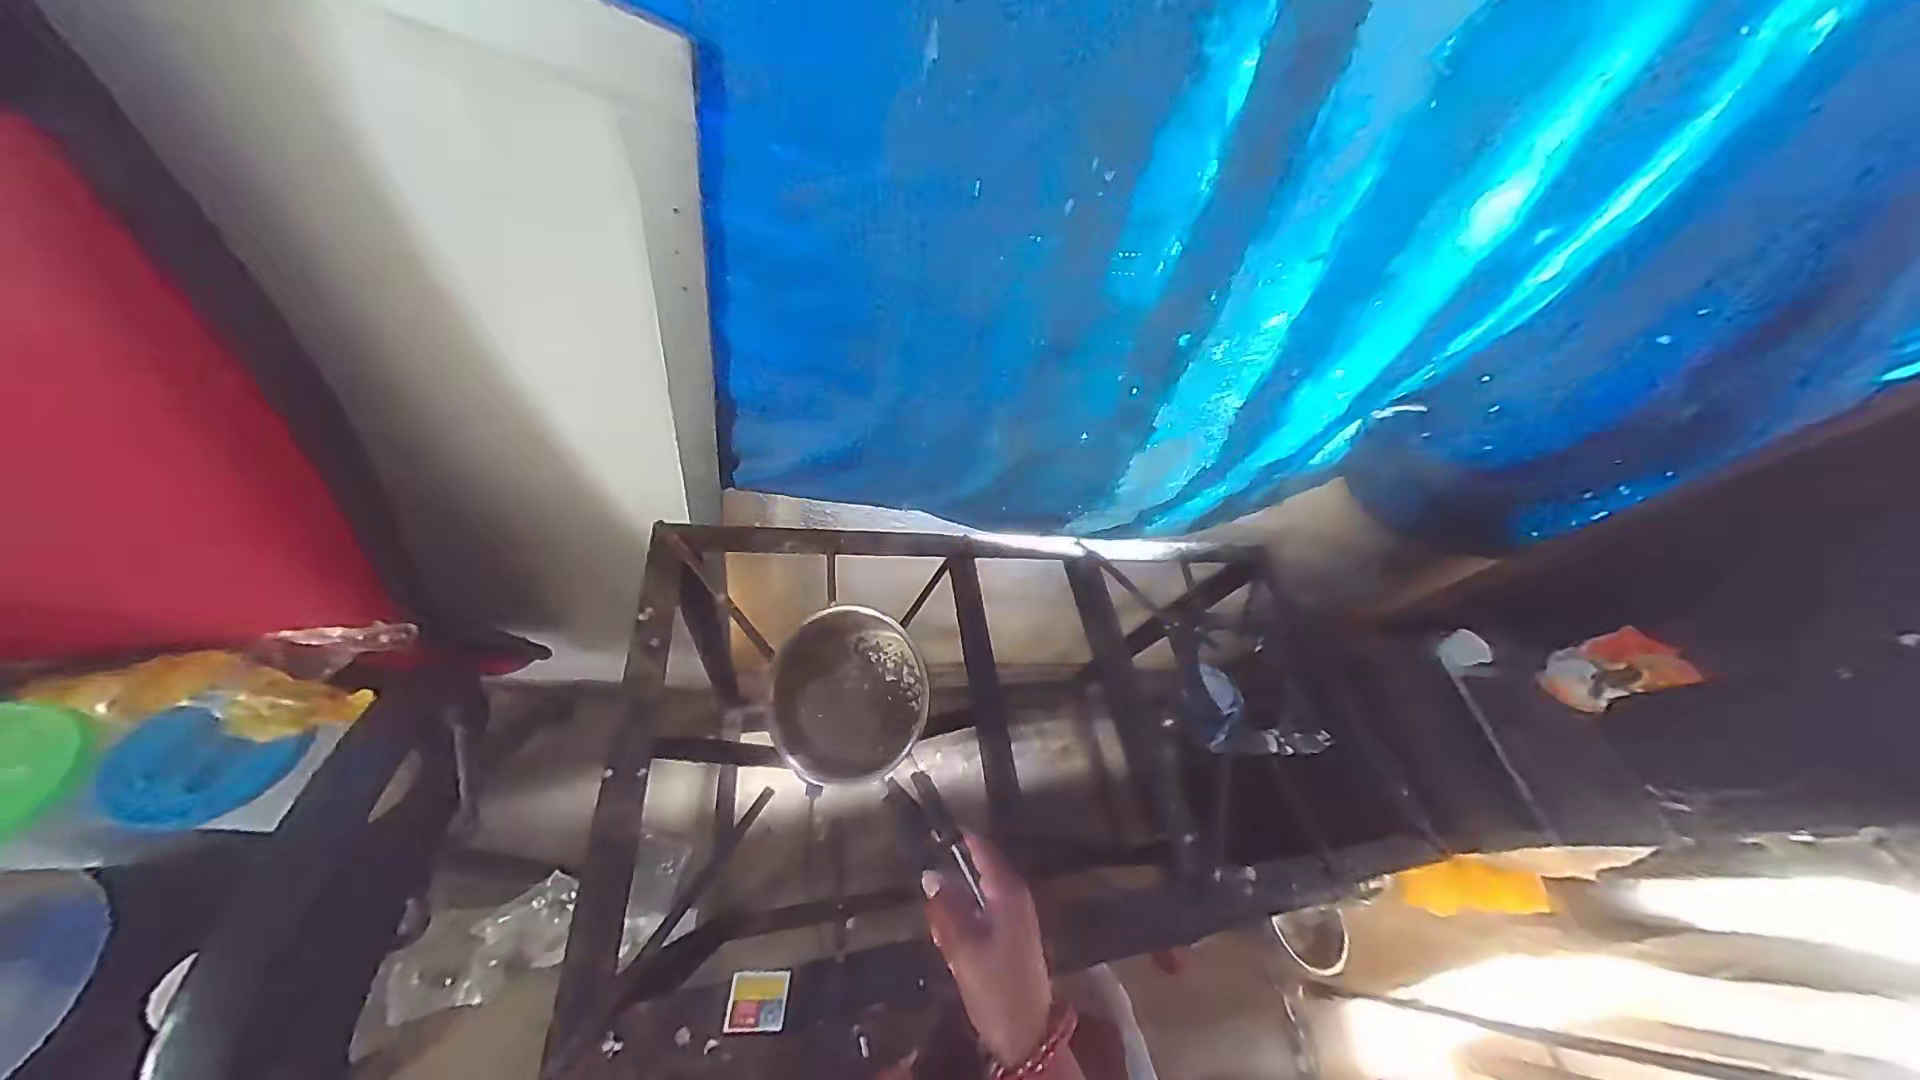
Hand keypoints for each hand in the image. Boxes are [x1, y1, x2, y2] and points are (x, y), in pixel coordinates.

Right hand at [921, 834, 1052, 1064]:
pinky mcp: (1013, 935)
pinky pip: (983, 914)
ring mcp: (1017, 916)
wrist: (1026, 1035)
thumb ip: (945, 907)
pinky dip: (965, 921)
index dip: (959, 838)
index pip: (982, 848)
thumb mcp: (962, 947)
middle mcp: (1016, 895)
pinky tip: (951, 944)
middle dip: (952, 881)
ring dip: (956, 907)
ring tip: (940, 930)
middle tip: (928, 894)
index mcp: (1008, 891)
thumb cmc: (995, 986)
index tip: (933, 832)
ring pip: (978, 895)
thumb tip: (930, 874)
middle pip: (978, 871)